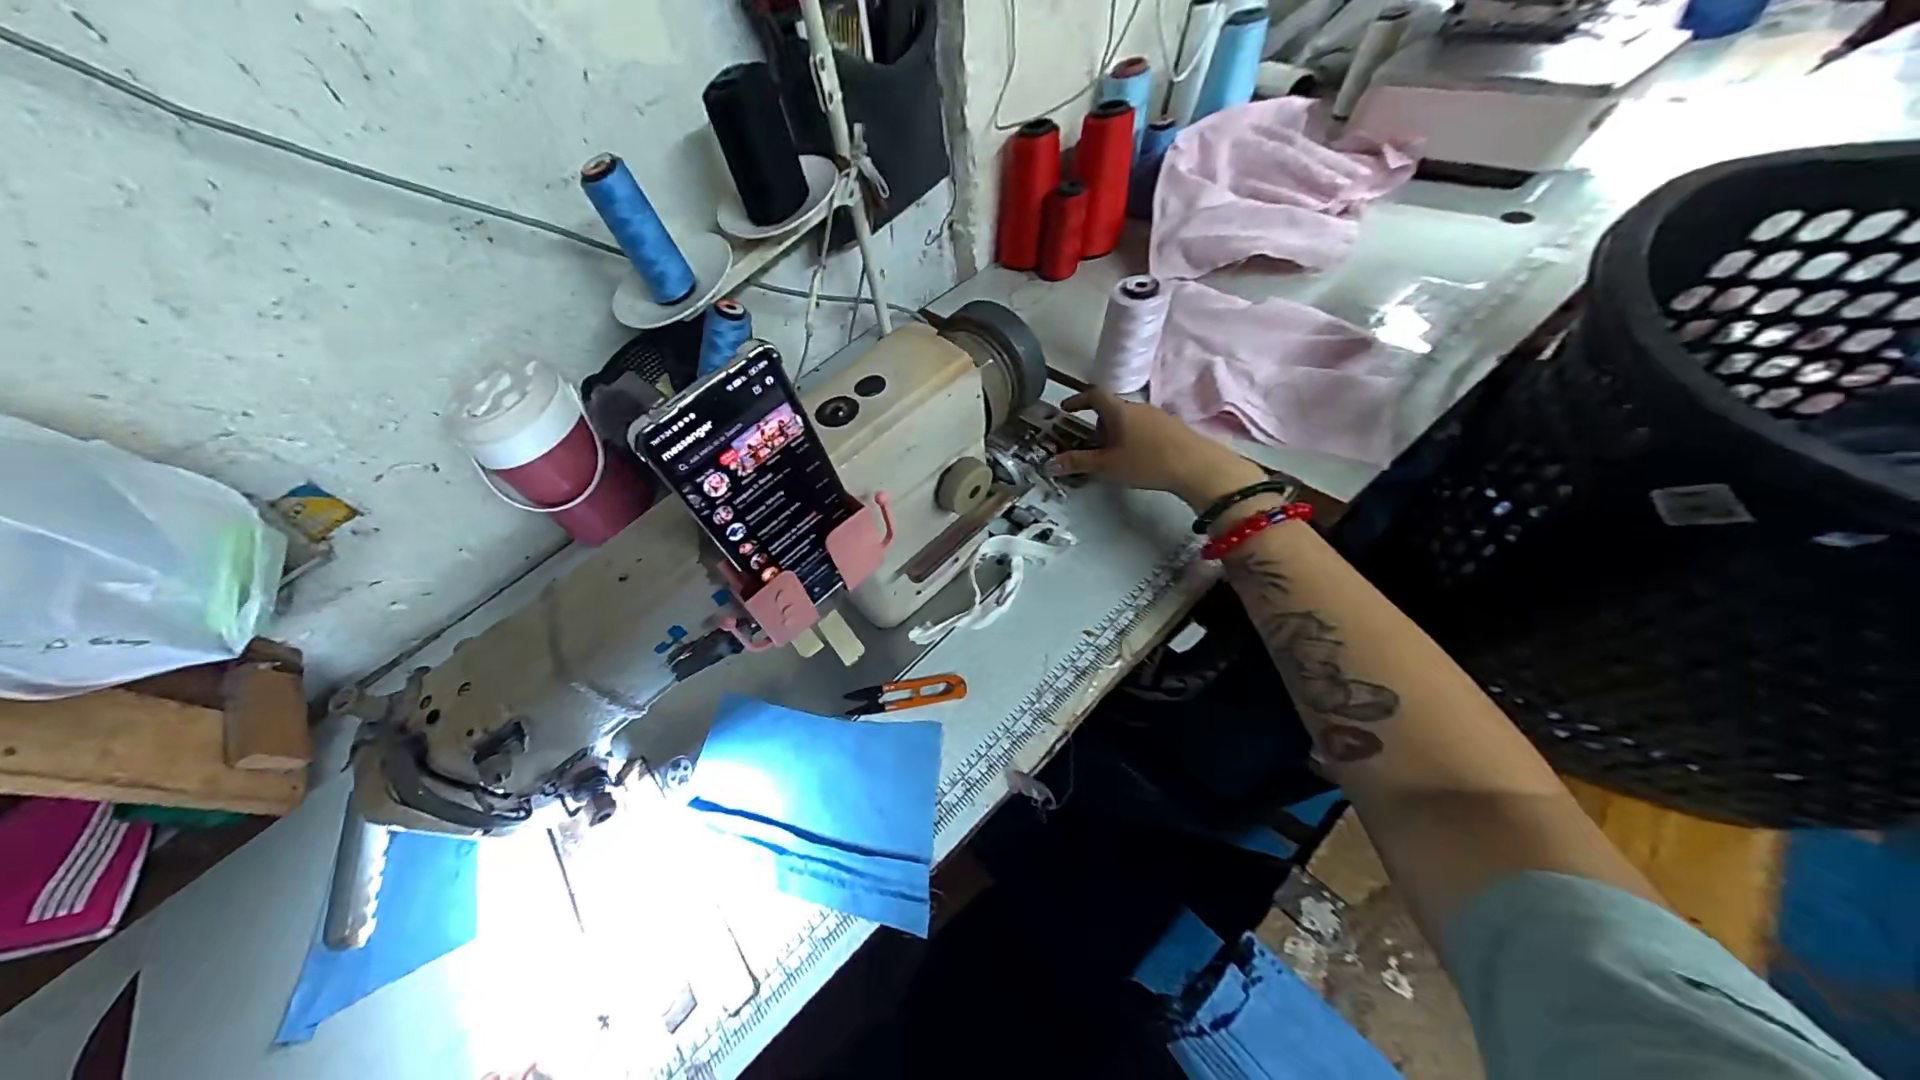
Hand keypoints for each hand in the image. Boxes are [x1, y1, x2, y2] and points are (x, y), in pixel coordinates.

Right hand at [1049, 391, 1266, 510]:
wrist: (1196, 466)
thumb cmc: (1146, 462)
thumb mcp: (1107, 466)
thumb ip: (1078, 463)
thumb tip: (1050, 463)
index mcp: (1118, 410)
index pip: (1094, 395)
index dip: (1078, 399)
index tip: (1066, 408)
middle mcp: (1138, 407)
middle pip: (1112, 408)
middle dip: (1098, 422)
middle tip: (1091, 442)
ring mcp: (1158, 415)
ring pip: (1130, 418)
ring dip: (1118, 430)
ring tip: (1114, 452)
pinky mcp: (1173, 427)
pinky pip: (1146, 426)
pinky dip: (1135, 436)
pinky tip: (1139, 456)